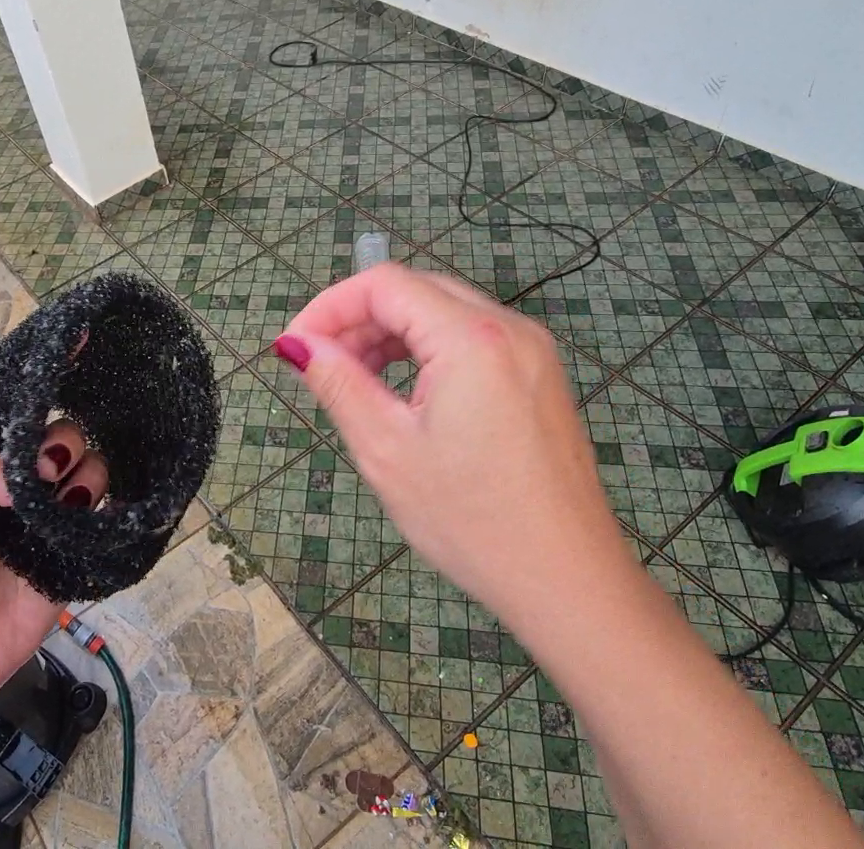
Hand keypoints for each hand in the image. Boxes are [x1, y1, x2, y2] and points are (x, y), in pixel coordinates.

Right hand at [274, 264, 631, 617]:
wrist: (567, 579)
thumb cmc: (472, 522)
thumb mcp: (388, 450)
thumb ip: (338, 383)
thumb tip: (297, 344)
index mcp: (473, 338)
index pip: (385, 284)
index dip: (330, 306)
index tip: (296, 346)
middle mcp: (510, 327)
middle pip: (416, 292)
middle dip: (358, 320)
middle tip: (321, 368)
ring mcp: (533, 350)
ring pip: (444, 313)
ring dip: (391, 337)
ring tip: (356, 384)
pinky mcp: (539, 375)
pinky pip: (472, 340)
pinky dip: (427, 352)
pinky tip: (404, 394)